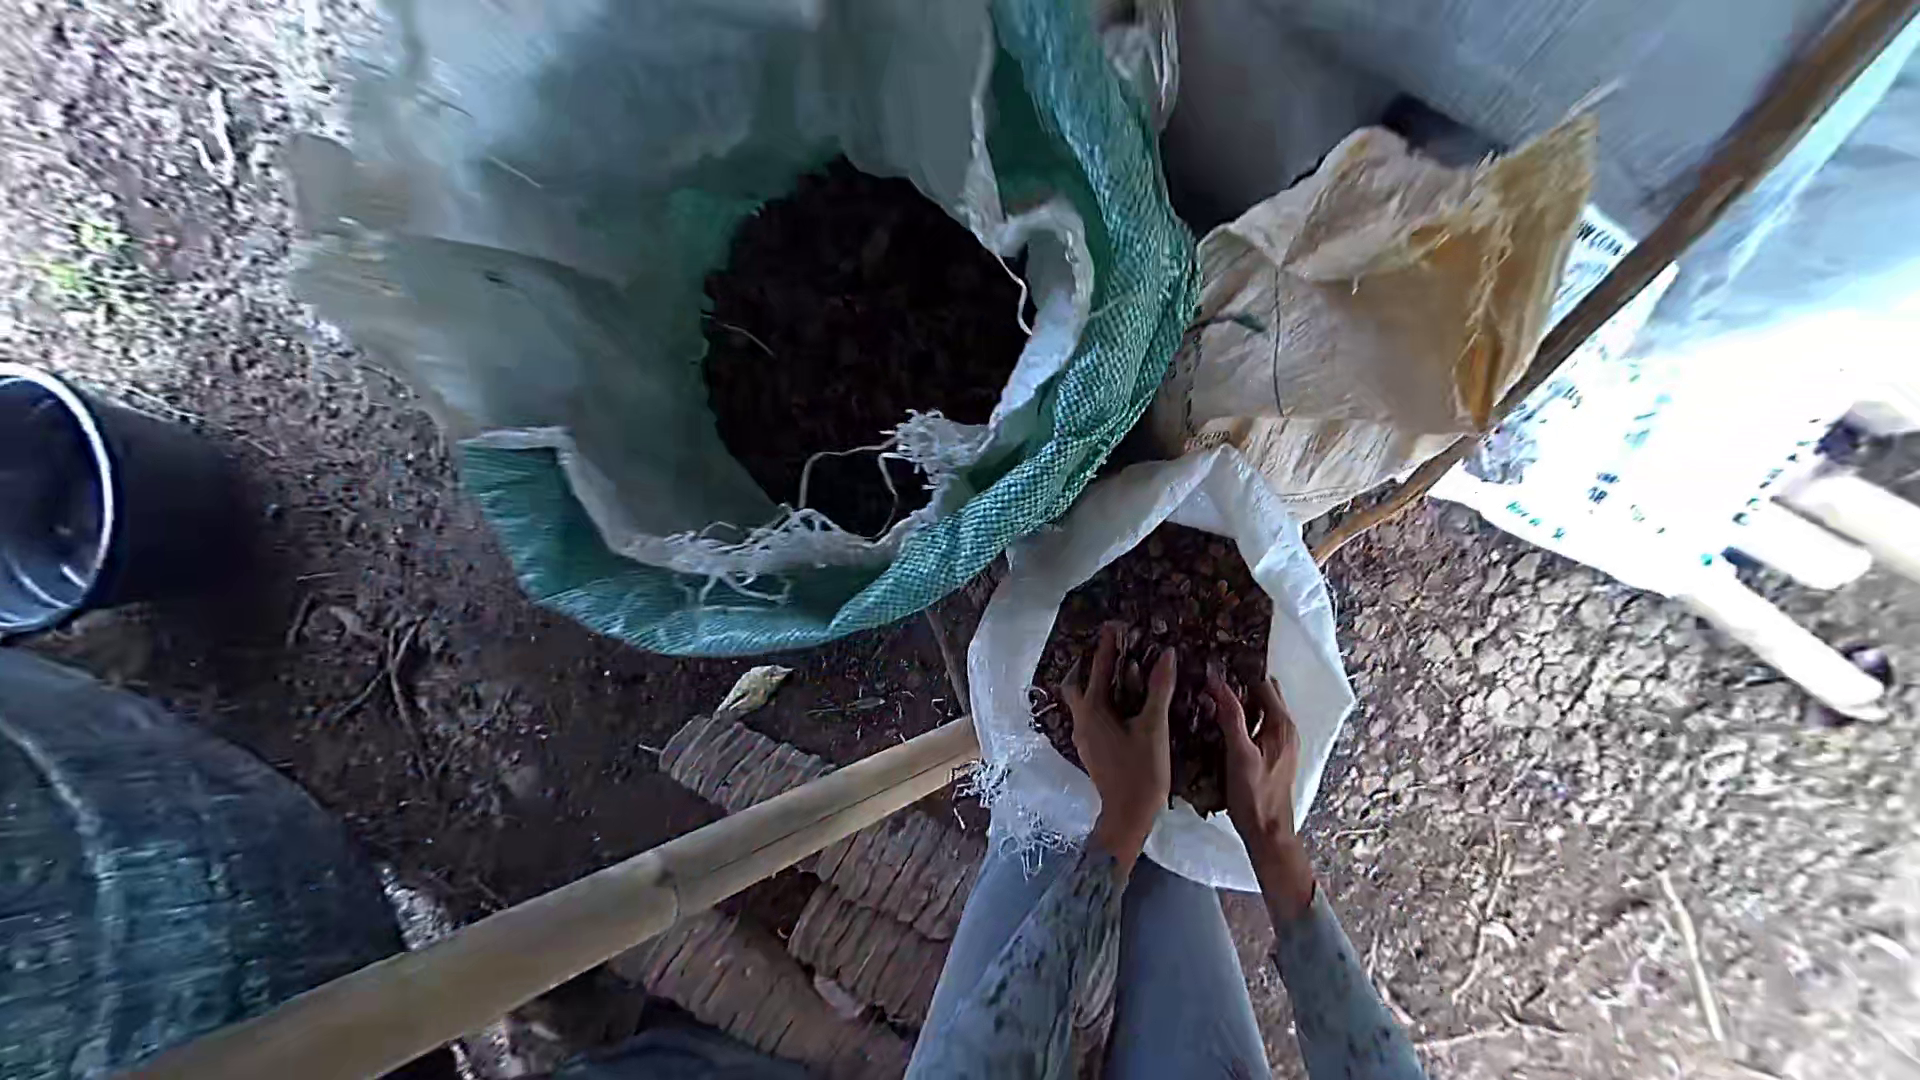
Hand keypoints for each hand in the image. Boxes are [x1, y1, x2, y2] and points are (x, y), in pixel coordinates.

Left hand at [1059, 622, 1173, 873]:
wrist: (1128, 816)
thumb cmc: (1141, 771)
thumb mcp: (1153, 728)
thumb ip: (1159, 690)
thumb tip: (1167, 655)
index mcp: (1092, 710)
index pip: (1098, 669)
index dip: (1107, 646)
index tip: (1112, 626)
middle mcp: (1081, 720)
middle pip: (1074, 684)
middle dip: (1085, 666)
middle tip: (1105, 655)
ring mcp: (1083, 737)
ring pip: (1081, 702)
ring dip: (1093, 686)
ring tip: (1116, 678)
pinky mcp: (1090, 749)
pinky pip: (1090, 716)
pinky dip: (1100, 704)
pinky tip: (1119, 709)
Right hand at [1208, 672, 1314, 919]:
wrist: (1266, 833)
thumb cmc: (1254, 794)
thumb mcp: (1240, 753)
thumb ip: (1231, 716)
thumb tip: (1216, 680)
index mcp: (1282, 725)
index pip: (1262, 684)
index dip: (1239, 672)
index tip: (1214, 661)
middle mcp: (1285, 729)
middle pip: (1262, 694)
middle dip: (1238, 682)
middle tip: (1207, 672)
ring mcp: (1278, 741)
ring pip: (1257, 708)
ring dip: (1237, 698)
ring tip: (1207, 690)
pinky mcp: (1269, 752)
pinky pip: (1254, 722)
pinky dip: (1239, 714)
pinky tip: (1216, 717)